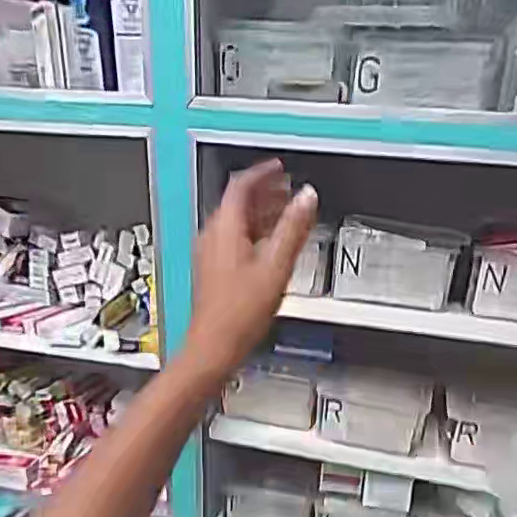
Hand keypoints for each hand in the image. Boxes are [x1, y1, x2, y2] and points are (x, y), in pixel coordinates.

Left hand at [178, 159, 318, 388]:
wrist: (214, 348)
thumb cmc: (237, 315)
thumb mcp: (275, 267)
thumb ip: (293, 229)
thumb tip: (307, 198)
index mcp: (224, 229)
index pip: (242, 185)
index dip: (263, 173)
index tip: (280, 169)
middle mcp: (211, 238)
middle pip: (238, 204)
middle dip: (265, 194)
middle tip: (286, 190)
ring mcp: (209, 256)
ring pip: (236, 224)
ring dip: (260, 216)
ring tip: (283, 216)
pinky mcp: (213, 274)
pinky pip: (233, 243)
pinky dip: (253, 236)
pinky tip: (269, 250)